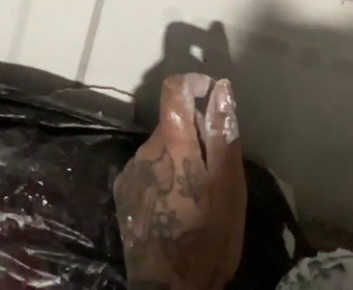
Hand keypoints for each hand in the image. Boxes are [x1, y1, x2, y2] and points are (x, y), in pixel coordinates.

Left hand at [113, 74, 244, 289]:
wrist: (168, 289)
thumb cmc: (207, 238)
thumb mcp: (229, 188)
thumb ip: (223, 134)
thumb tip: (221, 89)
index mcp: (173, 143)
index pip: (174, 89)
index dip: (193, 83)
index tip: (210, 93)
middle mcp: (145, 149)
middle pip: (171, 123)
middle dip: (194, 136)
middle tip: (214, 171)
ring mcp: (130, 171)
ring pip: (161, 149)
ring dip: (179, 159)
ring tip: (196, 196)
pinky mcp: (123, 192)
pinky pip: (148, 169)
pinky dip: (164, 176)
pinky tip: (176, 207)